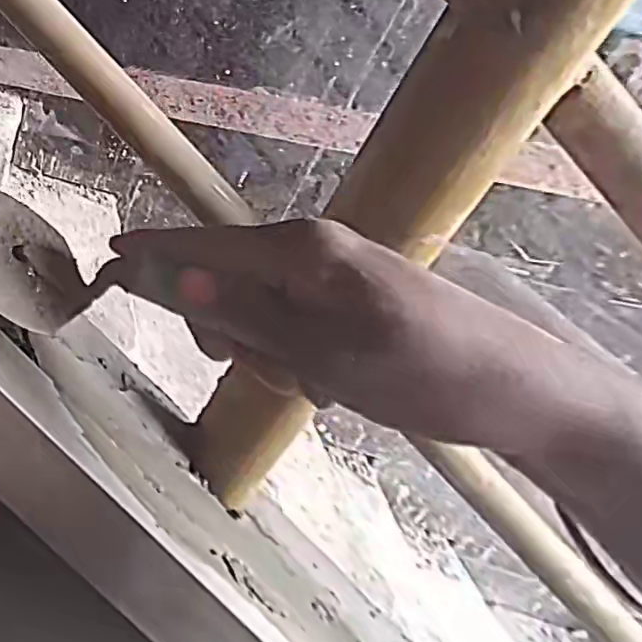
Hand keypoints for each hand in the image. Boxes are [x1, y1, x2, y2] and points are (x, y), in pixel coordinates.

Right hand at [102, 219, 638, 457]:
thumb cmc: (425, 373)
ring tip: (306, 380)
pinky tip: (323, 376)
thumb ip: (242, 314)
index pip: (200, 246)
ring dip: (257, 345)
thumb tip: (176, 282)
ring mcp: (325, 266)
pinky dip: (283, 346)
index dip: (150, 252)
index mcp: (297, 248)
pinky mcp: (340, 289)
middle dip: (221, 325)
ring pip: (248, 302)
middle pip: (219, 277)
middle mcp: (305, 246)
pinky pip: (281, 312)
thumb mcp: (322, 354)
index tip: (107, 254)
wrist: (533, 395)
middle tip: (255, 367)